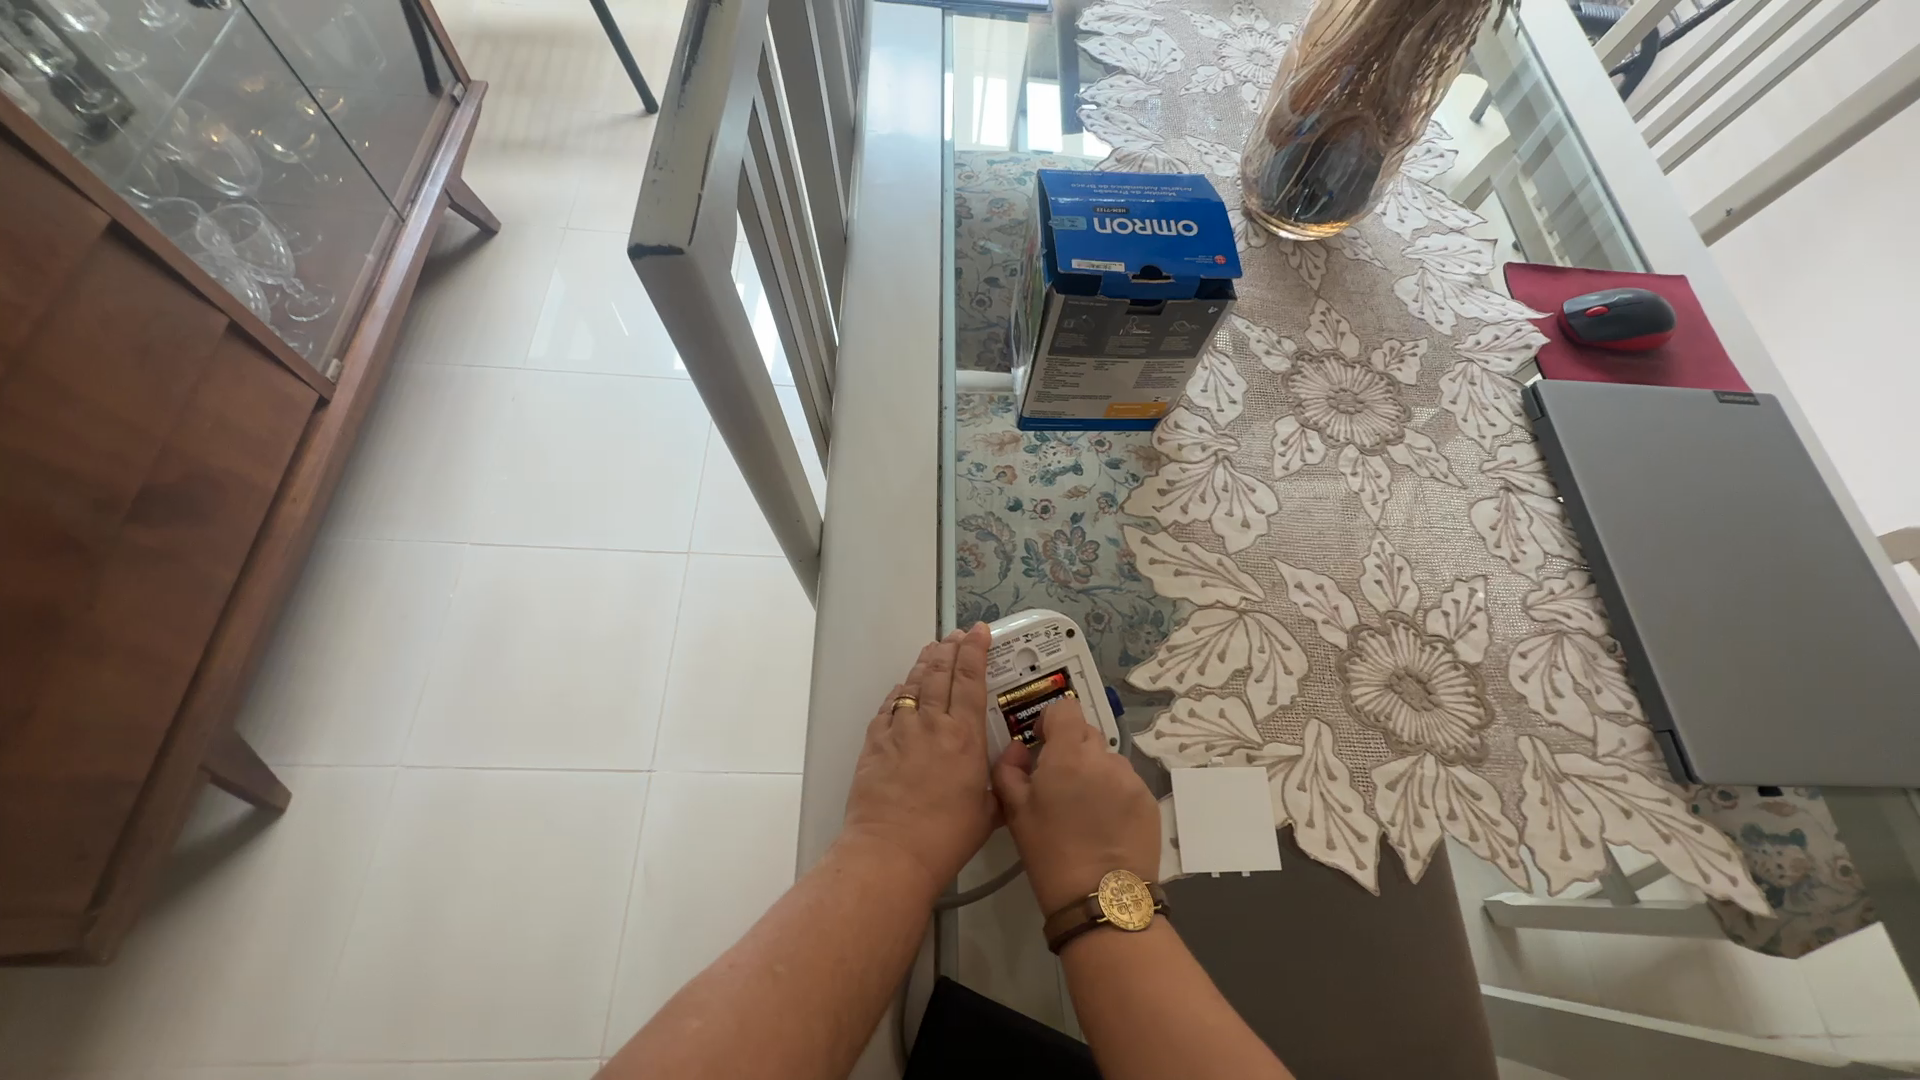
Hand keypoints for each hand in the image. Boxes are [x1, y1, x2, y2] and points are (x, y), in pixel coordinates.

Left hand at [839, 625, 997, 899]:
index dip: (975, 650)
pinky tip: (903, 689)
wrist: (891, 851)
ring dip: (925, 664)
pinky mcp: (874, 743)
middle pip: (940, 673)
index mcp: (965, 737)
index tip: (979, 631)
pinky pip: (888, 707)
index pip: (971, 680)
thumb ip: (1000, 786)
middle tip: (956, 634)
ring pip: (913, 684)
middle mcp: (932, 724)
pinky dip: (899, 693)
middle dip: (950, 648)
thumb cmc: (946, 837)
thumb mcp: (988, 813)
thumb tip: (1010, 770)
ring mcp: (899, 731)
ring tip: (933, 651)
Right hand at [991, 701, 1159, 914]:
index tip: (1042, 742)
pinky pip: (1126, 782)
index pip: (1065, 708)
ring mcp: (1131, 779)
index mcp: (1068, 755)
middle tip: (1060, 781)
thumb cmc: (1049, 854)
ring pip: (1108, 758)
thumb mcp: (1015, 812)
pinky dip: (1114, 792)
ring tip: (1085, 807)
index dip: (1051, 720)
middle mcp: (1104, 758)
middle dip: (1071, 748)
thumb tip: (1019, 748)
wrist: (1101, 900)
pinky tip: (1105, 823)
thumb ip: (1008, 770)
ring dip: (1094, 770)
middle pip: (1087, 732)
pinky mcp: (1149, 800)